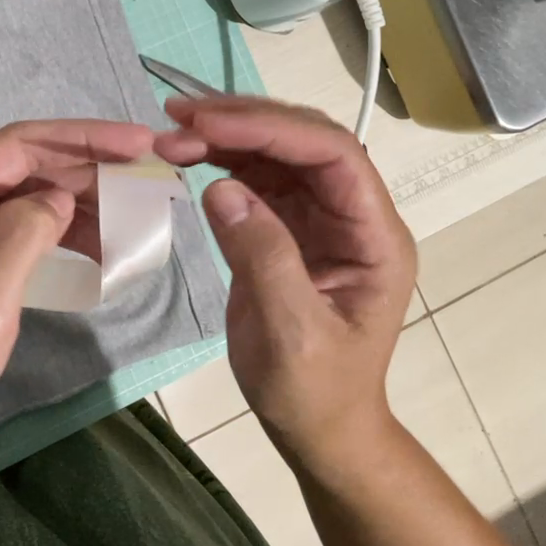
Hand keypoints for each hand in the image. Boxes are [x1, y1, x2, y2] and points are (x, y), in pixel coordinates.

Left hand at [0, 119, 154, 485]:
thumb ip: (22, 234)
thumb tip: (59, 196)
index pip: (14, 146)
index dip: (80, 138)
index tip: (139, 141)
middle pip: (21, 170)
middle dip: (85, 170)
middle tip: (147, 182)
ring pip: (22, 203)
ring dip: (76, 206)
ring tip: (132, 218)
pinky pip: (14, 238)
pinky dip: (56, 239)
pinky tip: (96, 250)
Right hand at [154, 97, 415, 462]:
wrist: (316, 426)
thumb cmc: (314, 390)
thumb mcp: (292, 333)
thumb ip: (264, 257)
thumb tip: (222, 187)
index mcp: (374, 235)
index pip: (332, 155)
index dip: (271, 128)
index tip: (206, 126)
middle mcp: (350, 214)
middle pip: (305, 141)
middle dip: (244, 121)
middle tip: (177, 119)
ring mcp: (318, 218)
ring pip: (277, 152)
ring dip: (226, 135)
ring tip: (171, 133)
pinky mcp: (286, 226)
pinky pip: (257, 177)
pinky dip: (220, 160)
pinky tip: (188, 155)